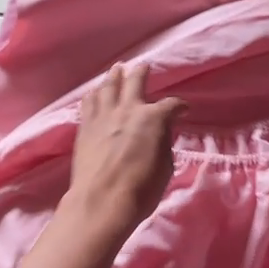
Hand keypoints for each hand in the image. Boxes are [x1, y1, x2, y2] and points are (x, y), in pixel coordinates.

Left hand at [61, 62, 186, 238]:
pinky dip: (94, 94)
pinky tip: (94, 92)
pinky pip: (89, 102)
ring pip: (109, 86)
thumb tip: (161, 132)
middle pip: (135, 82)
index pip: (171, 105)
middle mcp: (128, 109)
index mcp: (153, 118)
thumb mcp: (165, 166)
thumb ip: (164, 143)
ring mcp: (104, 116)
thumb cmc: (141, 189)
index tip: (183, 110)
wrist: (101, 202)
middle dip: (142, 72)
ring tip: (117, 69)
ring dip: (115, 76)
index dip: (179, 106)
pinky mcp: (85, 127)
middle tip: (144, 65)